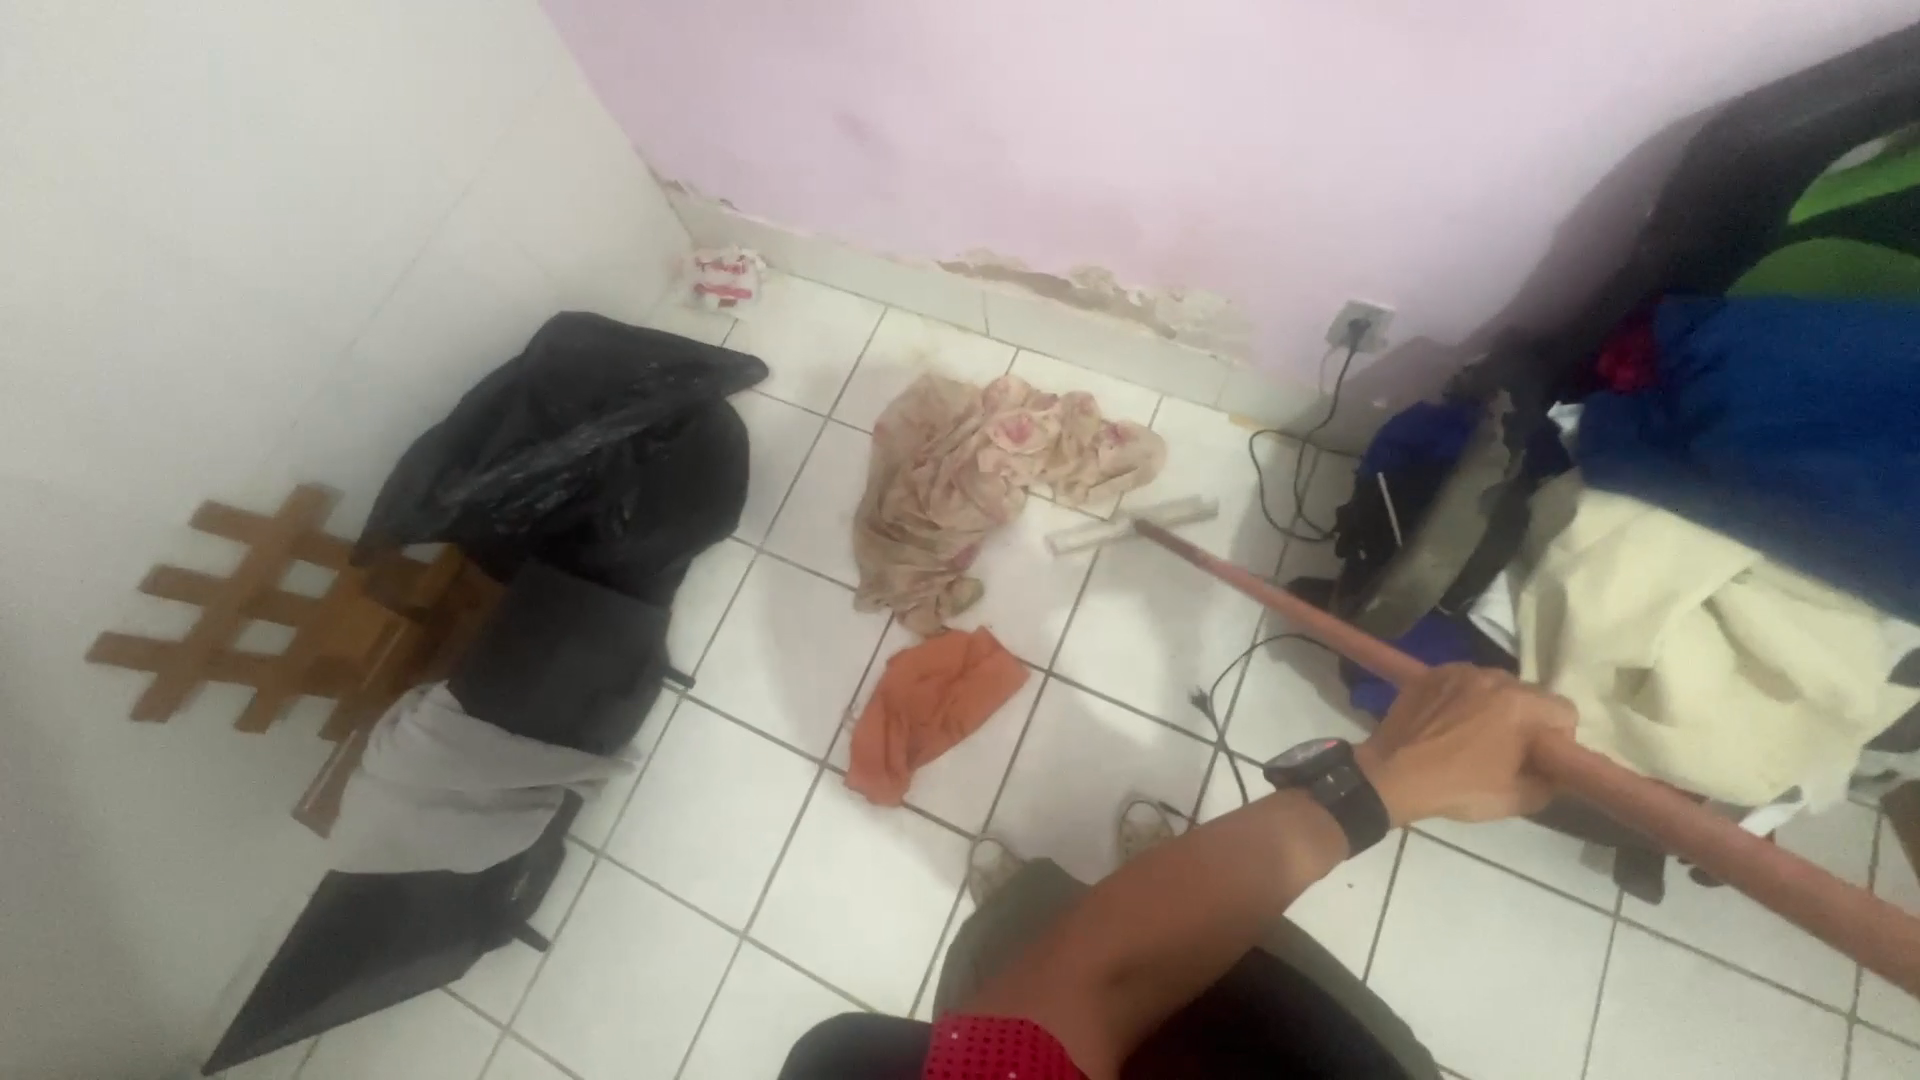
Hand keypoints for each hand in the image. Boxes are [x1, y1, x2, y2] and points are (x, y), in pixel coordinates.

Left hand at [1354, 664, 1575, 827]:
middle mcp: (1490, 677)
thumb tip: (1554, 767)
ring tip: (1475, 731)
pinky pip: (1461, 681)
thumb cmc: (1459, 787)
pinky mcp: (1427, 675)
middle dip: (1526, 717)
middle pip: (1528, 693)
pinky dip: (1463, 696)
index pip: (1564, 710)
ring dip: (1494, 703)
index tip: (1540, 756)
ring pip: (1493, 684)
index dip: (1559, 736)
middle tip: (1509, 745)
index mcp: (1519, 704)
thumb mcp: (1522, 797)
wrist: (1393, 774)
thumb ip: (1552, 778)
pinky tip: (1450, 719)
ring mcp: (1455, 672)